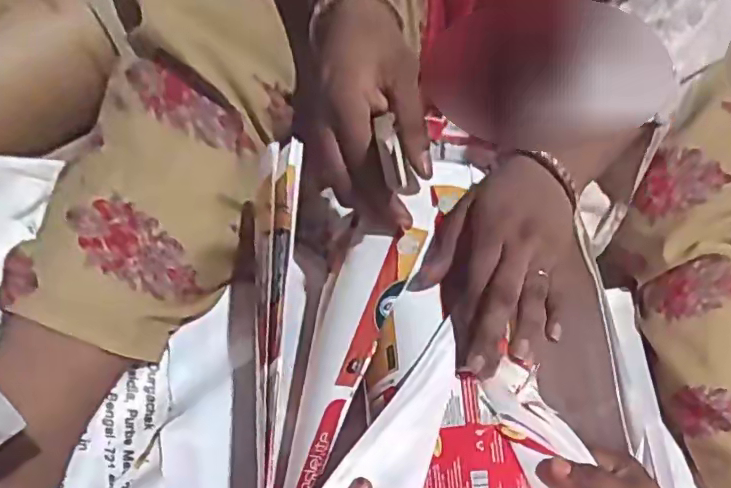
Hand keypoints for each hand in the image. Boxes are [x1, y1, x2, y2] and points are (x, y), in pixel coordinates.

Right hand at [307, 0, 429, 227]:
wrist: (331, 9)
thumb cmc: (372, 37)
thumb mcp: (403, 75)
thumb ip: (412, 126)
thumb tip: (422, 174)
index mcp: (344, 111)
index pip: (364, 171)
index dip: (384, 201)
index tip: (404, 221)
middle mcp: (320, 127)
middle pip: (344, 185)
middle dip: (371, 210)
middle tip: (396, 223)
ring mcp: (309, 130)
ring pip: (331, 182)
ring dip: (357, 201)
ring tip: (384, 211)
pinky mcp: (308, 130)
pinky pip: (324, 170)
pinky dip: (346, 185)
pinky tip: (366, 191)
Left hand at [415, 153, 573, 372]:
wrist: (548, 166)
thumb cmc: (499, 192)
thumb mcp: (466, 207)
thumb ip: (446, 246)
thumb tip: (423, 283)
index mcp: (489, 234)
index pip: (475, 283)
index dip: (467, 318)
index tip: (460, 352)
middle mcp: (516, 248)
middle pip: (502, 296)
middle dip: (491, 334)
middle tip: (483, 369)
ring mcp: (542, 256)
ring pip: (533, 296)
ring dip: (527, 328)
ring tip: (520, 358)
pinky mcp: (562, 260)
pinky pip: (561, 289)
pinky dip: (558, 312)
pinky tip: (554, 337)